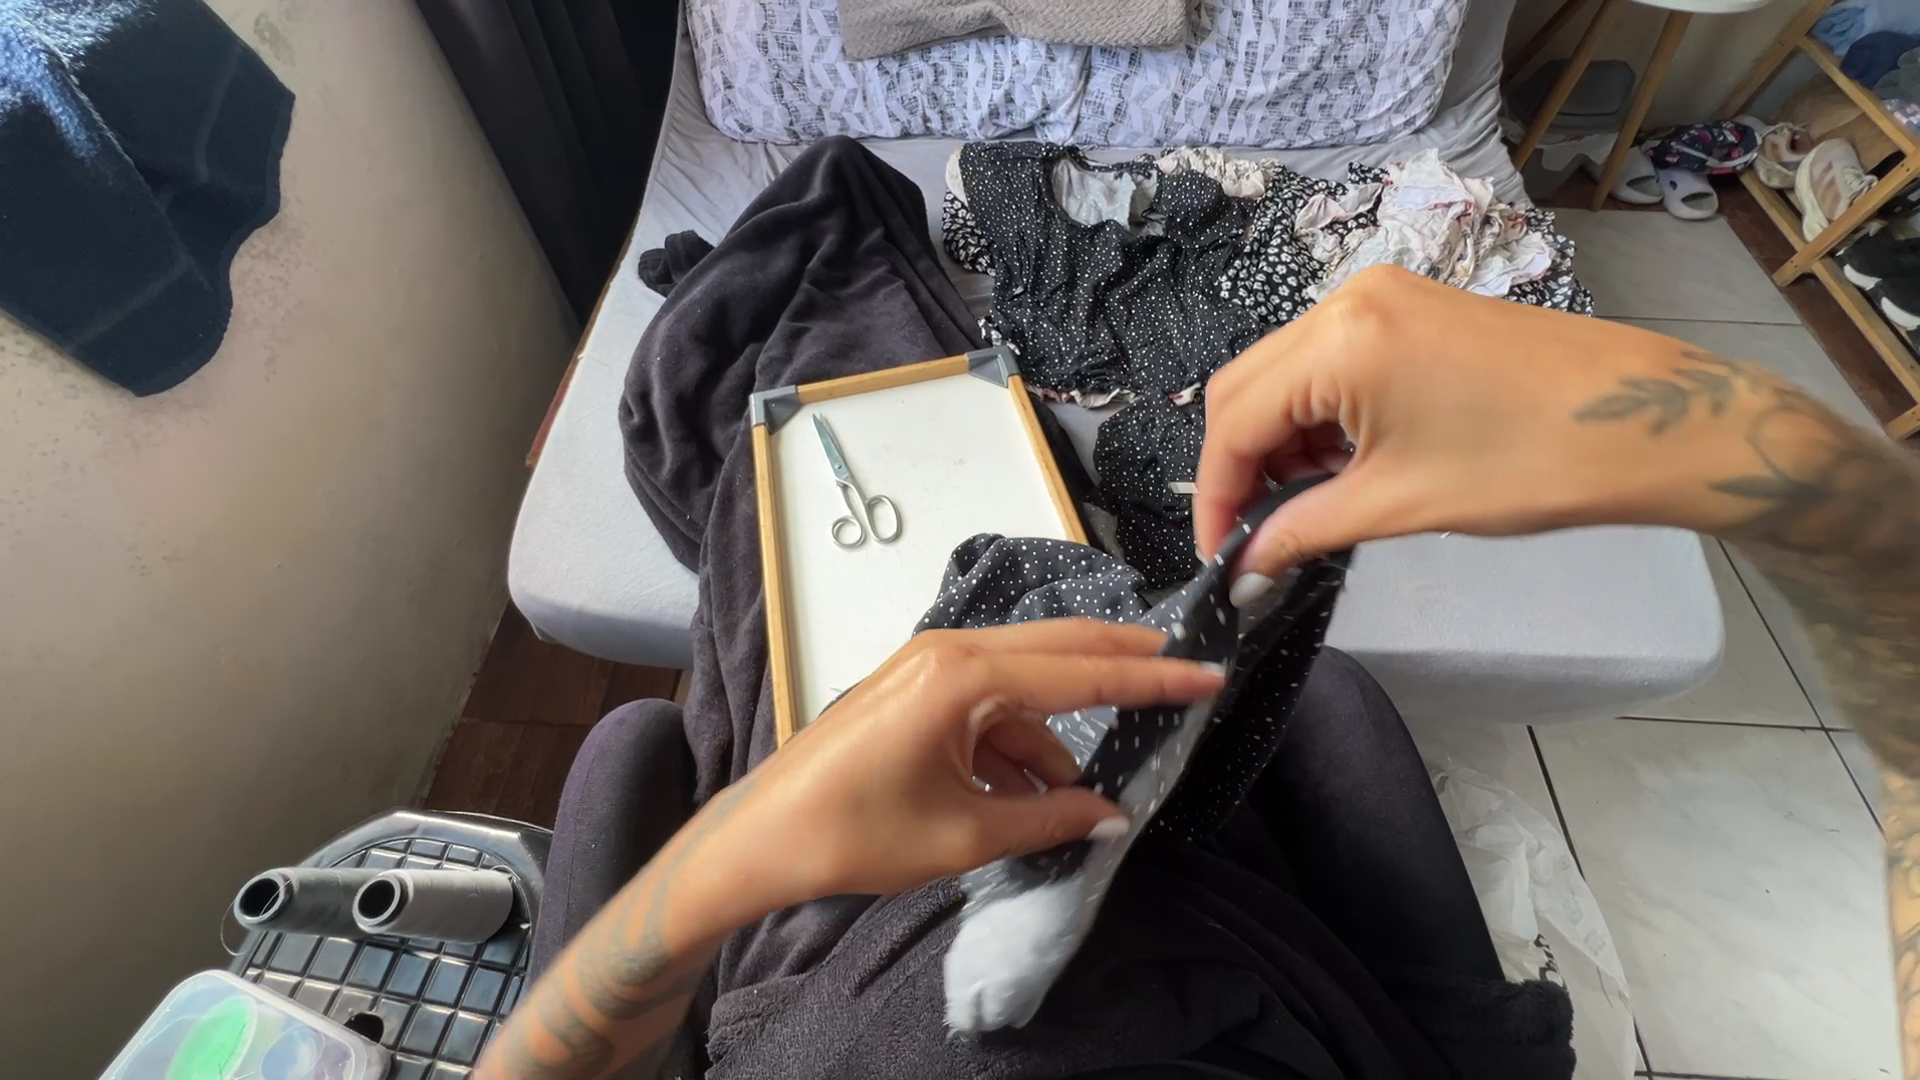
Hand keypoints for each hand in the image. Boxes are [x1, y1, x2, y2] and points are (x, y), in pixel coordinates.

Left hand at [700, 620, 1223, 916]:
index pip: (1079, 669)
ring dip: (1054, 735)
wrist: (764, 835)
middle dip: (1120, 660)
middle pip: (1057, 646)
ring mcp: (930, 664)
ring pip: (1023, 684)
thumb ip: (1048, 819)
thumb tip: (1111, 815)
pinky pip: (988, 705)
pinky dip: (1014, 743)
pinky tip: (1023, 794)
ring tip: (1076, 795)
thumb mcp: (964, 833)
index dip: (1149, 676)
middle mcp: (950, 650)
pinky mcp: (918, 686)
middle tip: (1179, 669)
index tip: (1206, 673)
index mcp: (964, 674)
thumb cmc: (858, 831)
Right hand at [1195, 265, 1786, 585]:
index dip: (1215, 497)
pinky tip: (1332, 461)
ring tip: (1301, 499)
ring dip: (1271, 443)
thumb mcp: (1395, 506)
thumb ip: (1297, 533)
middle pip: (1240, 391)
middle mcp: (1344, 301)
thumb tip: (1238, 574)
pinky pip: (1316, 365)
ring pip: (1274, 377)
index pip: (1234, 424)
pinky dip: (1308, 419)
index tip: (1218, 555)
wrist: (1662, 421)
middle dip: (1236, 467)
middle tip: (1251, 530)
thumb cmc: (1532, 465)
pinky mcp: (1398, 308)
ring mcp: (1373, 297)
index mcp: (1341, 342)